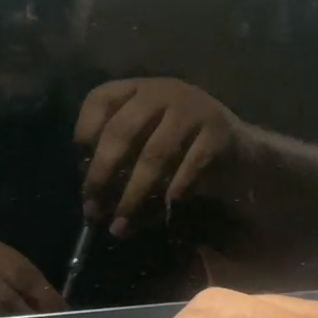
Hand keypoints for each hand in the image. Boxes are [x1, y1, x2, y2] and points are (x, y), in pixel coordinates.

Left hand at [76, 78, 242, 237]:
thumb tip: (91, 200)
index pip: (99, 101)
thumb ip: (117, 160)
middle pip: (121, 131)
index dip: (85, 134)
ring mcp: (192, 110)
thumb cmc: (178, 152)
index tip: (80, 170)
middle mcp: (163, 92)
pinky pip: (187, 170)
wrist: (237, 153)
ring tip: (119, 226)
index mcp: (138, 91)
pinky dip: (170, 195)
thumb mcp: (143, 145)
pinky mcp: (217, 133)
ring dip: (132, 196)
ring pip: (153, 156)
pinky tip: (160, 213)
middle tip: (93, 210)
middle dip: (102, 176)